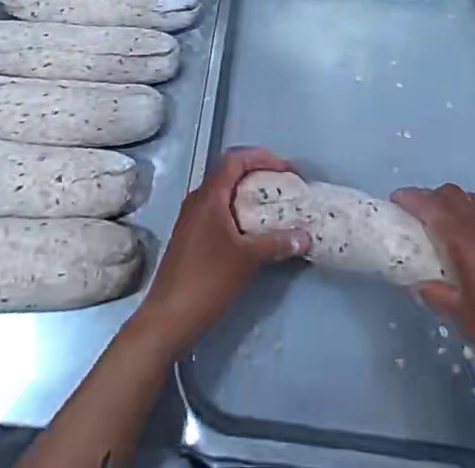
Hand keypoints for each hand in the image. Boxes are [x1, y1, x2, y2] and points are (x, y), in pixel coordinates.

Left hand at [133, 147, 311, 352]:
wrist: (169, 316)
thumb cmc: (209, 279)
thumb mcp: (248, 260)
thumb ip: (278, 243)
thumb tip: (305, 236)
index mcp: (209, 196)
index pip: (235, 159)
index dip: (262, 158)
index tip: (286, 171)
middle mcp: (197, 200)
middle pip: (229, 174)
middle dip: (258, 176)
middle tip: (284, 189)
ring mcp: (190, 219)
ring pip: (223, 195)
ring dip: (248, 196)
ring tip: (273, 210)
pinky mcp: (189, 237)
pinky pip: (217, 212)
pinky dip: (237, 214)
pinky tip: (252, 233)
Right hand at [392, 184, 474, 404]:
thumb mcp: (465, 321)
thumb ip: (439, 295)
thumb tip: (422, 283)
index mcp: (468, 240)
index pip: (433, 205)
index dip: (411, 199)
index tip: (395, 203)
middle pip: (455, 195)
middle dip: (433, 201)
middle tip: (420, 219)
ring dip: (461, 207)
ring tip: (454, 229)